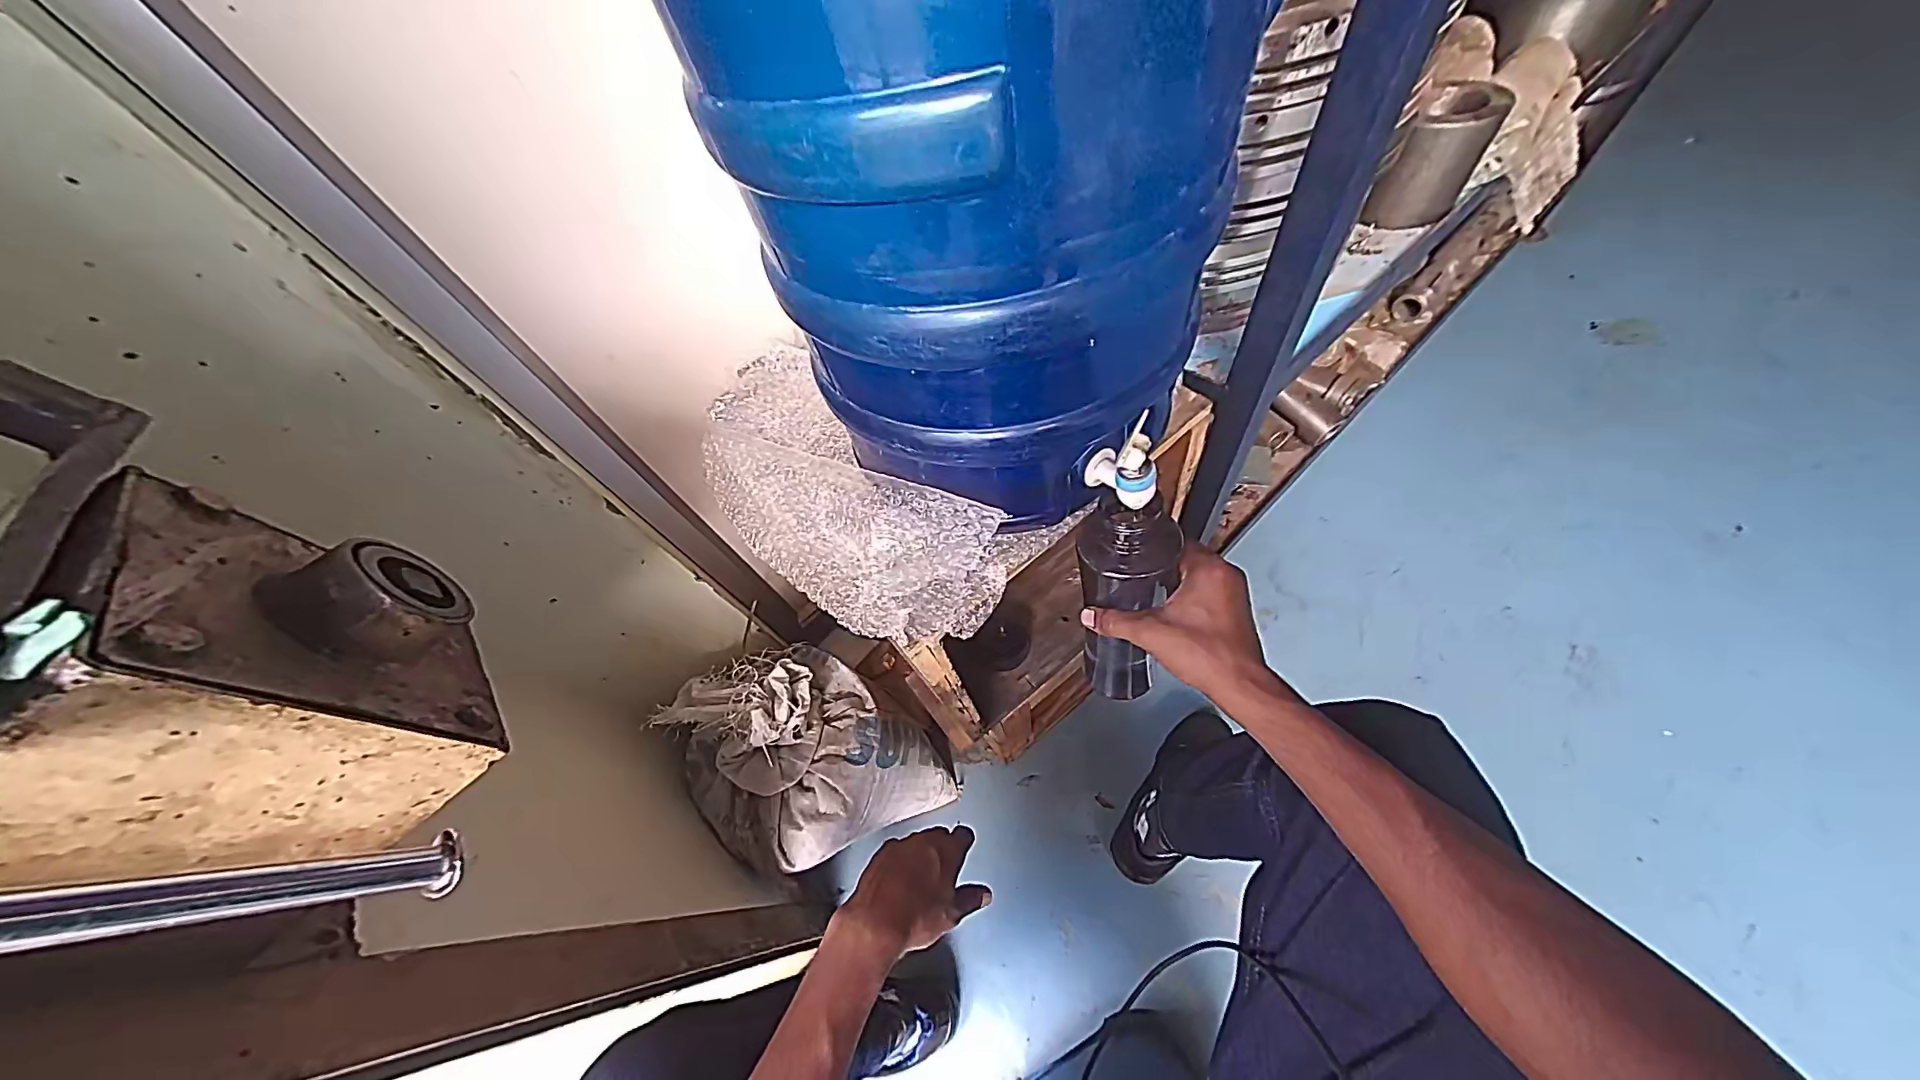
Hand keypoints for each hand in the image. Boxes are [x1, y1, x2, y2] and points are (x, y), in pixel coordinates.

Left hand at [836, 826, 991, 957]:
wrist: (875, 925)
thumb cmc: (914, 918)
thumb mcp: (952, 914)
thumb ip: (970, 899)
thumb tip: (982, 895)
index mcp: (947, 850)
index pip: (962, 836)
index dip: (964, 842)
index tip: (965, 846)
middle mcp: (923, 842)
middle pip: (937, 836)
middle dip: (941, 849)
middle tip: (943, 870)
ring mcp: (899, 846)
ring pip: (915, 844)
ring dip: (919, 855)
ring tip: (919, 881)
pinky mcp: (878, 855)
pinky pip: (894, 853)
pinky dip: (898, 863)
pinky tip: (897, 882)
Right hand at [1081, 544, 1276, 699]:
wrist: (1238, 684)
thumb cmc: (1210, 656)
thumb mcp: (1150, 632)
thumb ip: (1116, 621)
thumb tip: (1093, 615)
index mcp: (1209, 570)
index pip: (1177, 543)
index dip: (1153, 548)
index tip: (1139, 554)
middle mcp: (1227, 576)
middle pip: (1188, 558)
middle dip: (1164, 567)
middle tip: (1144, 576)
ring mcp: (1235, 594)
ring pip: (1201, 576)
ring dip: (1180, 583)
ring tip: (1157, 594)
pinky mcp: (1236, 611)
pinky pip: (1211, 594)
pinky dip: (1193, 599)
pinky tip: (1177, 614)